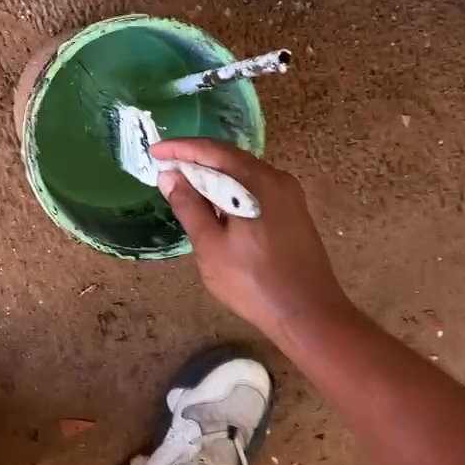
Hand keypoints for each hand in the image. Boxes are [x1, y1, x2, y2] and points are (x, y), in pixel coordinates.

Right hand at [153, 138, 354, 343]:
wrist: (310, 316)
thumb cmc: (254, 282)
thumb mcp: (211, 246)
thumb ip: (188, 206)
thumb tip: (169, 176)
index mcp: (256, 181)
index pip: (211, 151)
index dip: (179, 148)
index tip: (154, 152)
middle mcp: (276, 179)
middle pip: (229, 157)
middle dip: (195, 158)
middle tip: (165, 166)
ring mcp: (288, 195)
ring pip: (242, 172)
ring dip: (212, 174)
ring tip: (185, 184)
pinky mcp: (293, 211)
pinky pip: (255, 187)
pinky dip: (230, 188)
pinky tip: (215, 203)